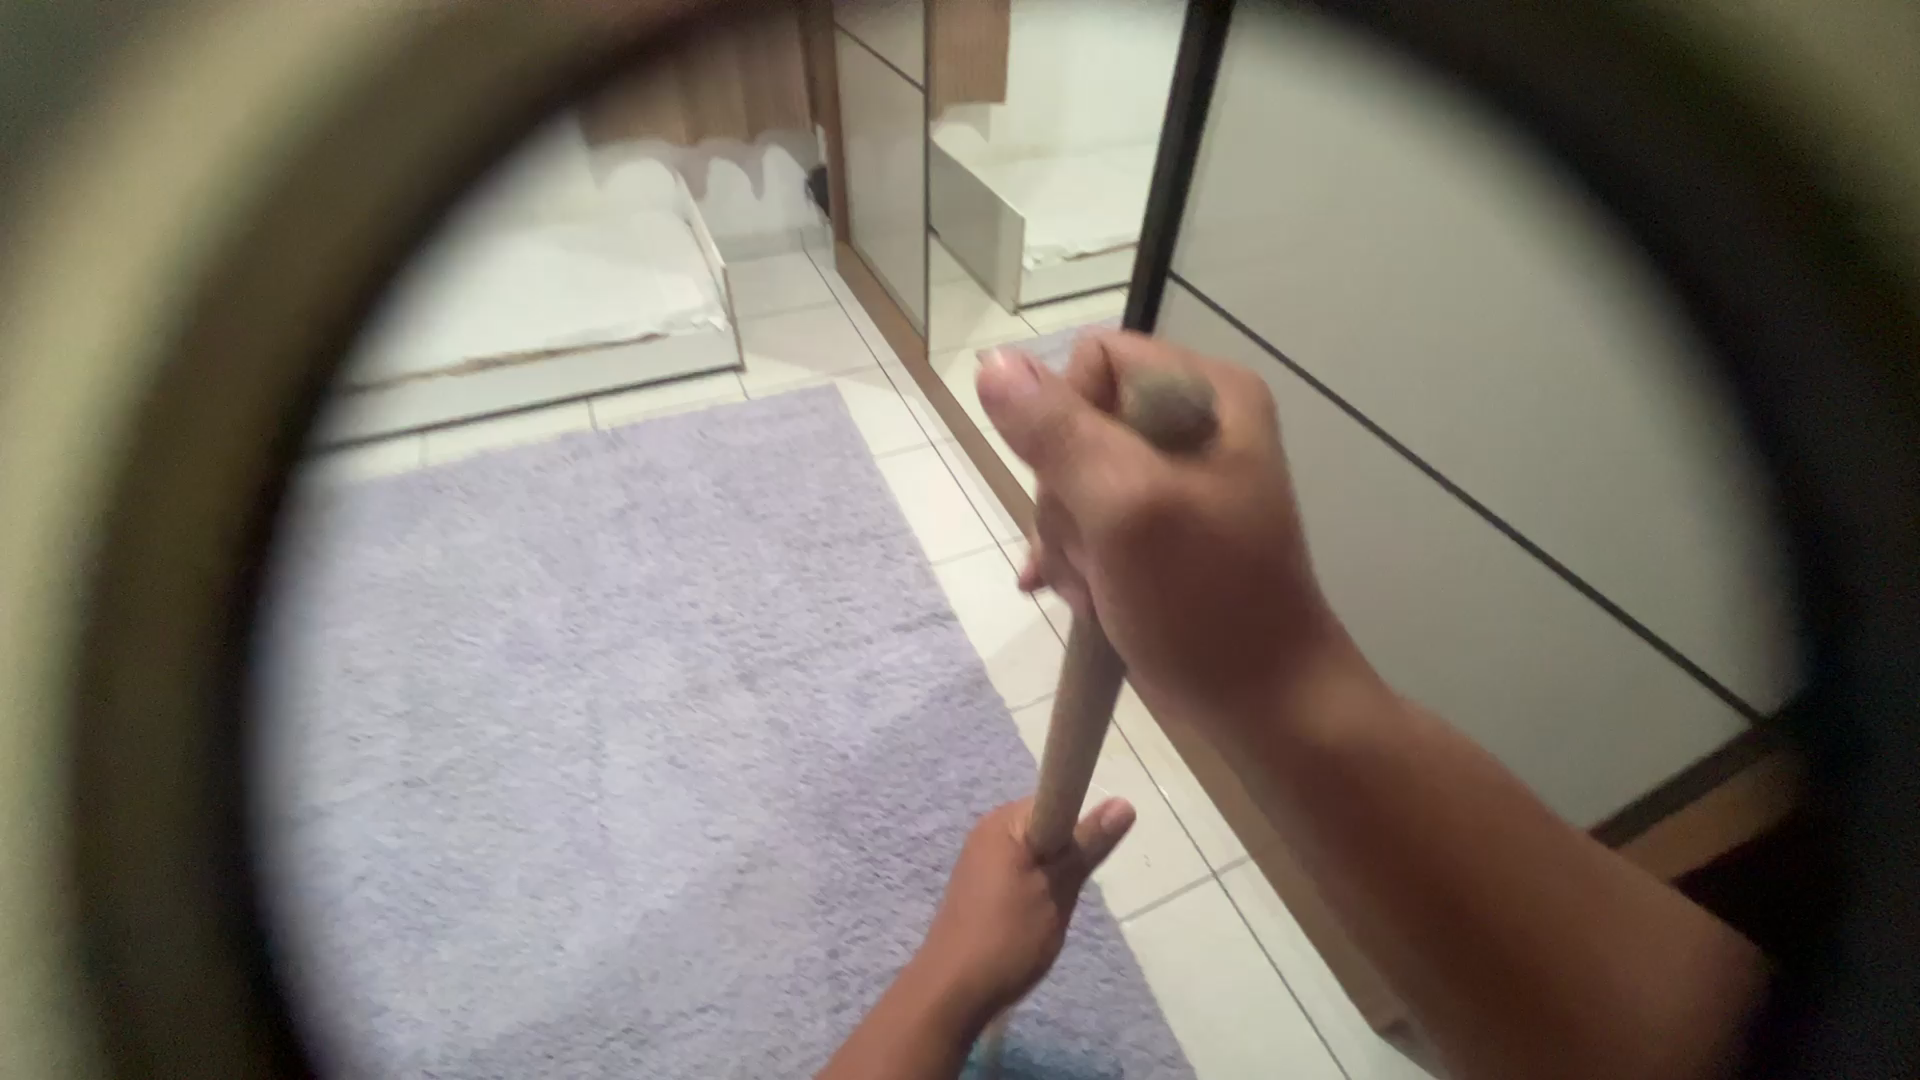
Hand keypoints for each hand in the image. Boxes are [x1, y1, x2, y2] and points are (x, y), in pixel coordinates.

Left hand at [913, 796, 1134, 1017]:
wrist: (952, 992)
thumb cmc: (1008, 936)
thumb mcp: (1058, 889)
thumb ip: (1088, 844)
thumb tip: (1124, 802)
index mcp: (1003, 820)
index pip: (1056, 799)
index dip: (1079, 825)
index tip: (1088, 858)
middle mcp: (988, 829)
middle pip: (1047, 826)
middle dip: (1066, 855)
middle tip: (1071, 891)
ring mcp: (979, 857)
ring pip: (1035, 853)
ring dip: (1052, 877)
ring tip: (1051, 911)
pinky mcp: (978, 884)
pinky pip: (1019, 871)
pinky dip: (1034, 889)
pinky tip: (1033, 921)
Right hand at [976, 331, 1370, 732]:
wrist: (1258, 702)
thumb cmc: (1203, 601)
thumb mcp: (1126, 506)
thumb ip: (1057, 432)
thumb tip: (992, 363)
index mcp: (1203, 394)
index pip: (1093, 361)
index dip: (1067, 421)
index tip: (1084, 488)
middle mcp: (1187, 426)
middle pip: (1072, 427)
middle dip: (1065, 500)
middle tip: (1099, 554)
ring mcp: (1167, 482)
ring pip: (1066, 481)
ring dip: (1066, 541)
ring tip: (1097, 586)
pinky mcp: (1150, 530)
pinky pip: (1080, 521)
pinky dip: (1069, 559)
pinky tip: (1075, 596)